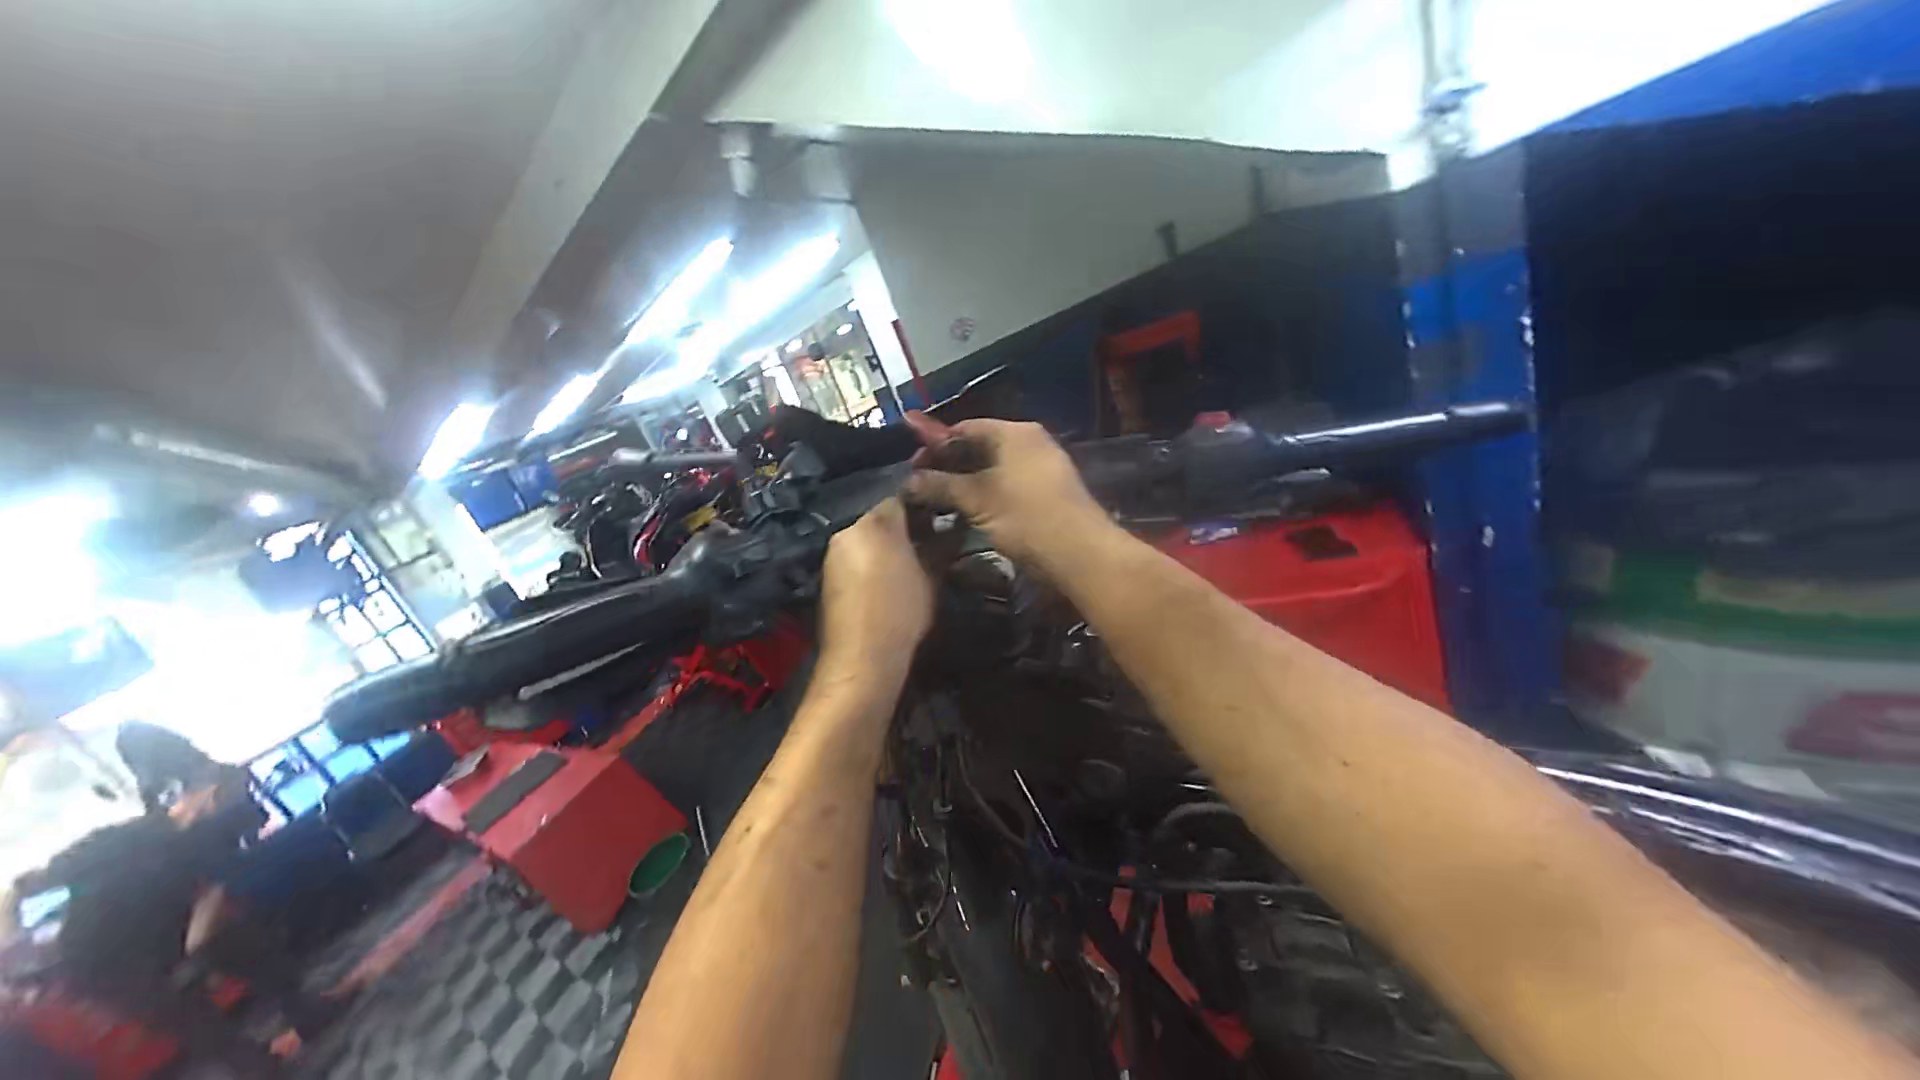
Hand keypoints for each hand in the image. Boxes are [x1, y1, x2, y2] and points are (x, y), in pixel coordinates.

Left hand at [819, 498, 934, 676]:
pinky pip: (853, 557)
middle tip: (926, 538)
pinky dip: (868, 561)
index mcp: (874, 522)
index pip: (898, 496)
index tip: (938, 514)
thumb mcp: (931, 576)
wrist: (862, 656)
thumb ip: (939, 546)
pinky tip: (885, 578)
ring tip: (908, 560)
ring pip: (864, 537)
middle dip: (901, 524)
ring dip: (883, 543)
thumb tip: (949, 528)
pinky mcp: (826, 576)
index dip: (920, 504)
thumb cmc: (902, 610)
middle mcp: (847, 530)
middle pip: (878, 516)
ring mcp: (832, 553)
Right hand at [903, 414, 1109, 566]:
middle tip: (919, 486)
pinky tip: (964, 513)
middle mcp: (1028, 443)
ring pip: (991, 469)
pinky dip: (983, 495)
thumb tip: (908, 481)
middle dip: (947, 465)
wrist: (1080, 554)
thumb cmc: (1026, 516)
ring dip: (963, 483)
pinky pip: (1005, 485)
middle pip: (978, 447)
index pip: (964, 427)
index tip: (911, 464)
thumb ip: (939, 486)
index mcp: (1014, 432)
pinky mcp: (1044, 494)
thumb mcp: (977, 499)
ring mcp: (1039, 469)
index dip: (934, 443)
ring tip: (935, 502)